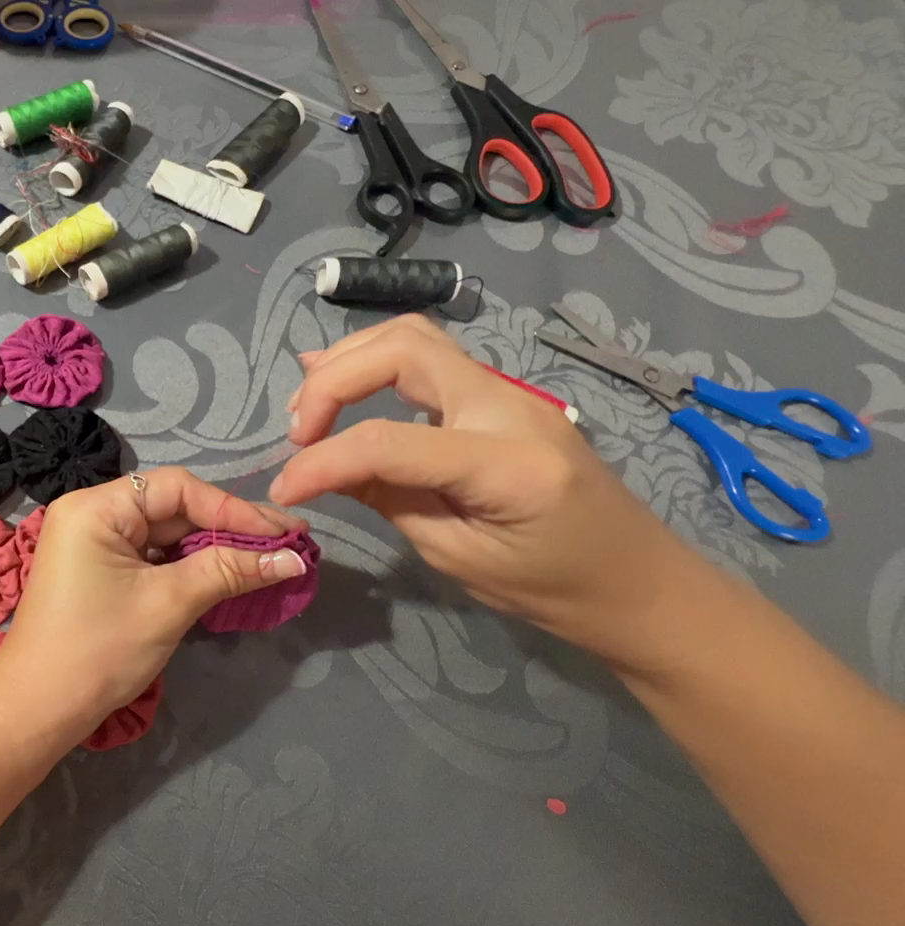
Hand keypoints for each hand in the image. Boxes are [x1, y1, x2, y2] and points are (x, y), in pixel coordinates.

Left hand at [0, 467, 308, 749]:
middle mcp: (90, 513)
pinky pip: (151, 555)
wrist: (39, 706)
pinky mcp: (99, 569)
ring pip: (164, 533)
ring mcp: (92, 542)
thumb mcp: (168, 604)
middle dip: (229, 528)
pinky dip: (188, 565)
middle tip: (289, 546)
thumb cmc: (99, 649)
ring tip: (270, 560)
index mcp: (94, 507)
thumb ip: (228, 571)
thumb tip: (292, 558)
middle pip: (171, 507)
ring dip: (213, 547)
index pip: (175, 488)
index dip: (233, 508)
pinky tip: (229, 574)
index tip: (285, 533)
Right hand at [267, 315, 702, 664]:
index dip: (320, 461)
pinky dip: (372, 364)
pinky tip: (341, 389)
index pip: (386, 440)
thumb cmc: (552, 588)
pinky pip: (427, 358)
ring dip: (348, 361)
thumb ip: (385, 499)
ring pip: (412, 338)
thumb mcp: (455, 556)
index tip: (283, 489)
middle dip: (331, 381)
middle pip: (402, 349)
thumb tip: (316, 470)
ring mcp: (509, 392)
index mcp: (507, 463)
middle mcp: (511, 406)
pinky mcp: (500, 395)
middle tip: (297, 431)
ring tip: (307, 405)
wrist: (642, 584)